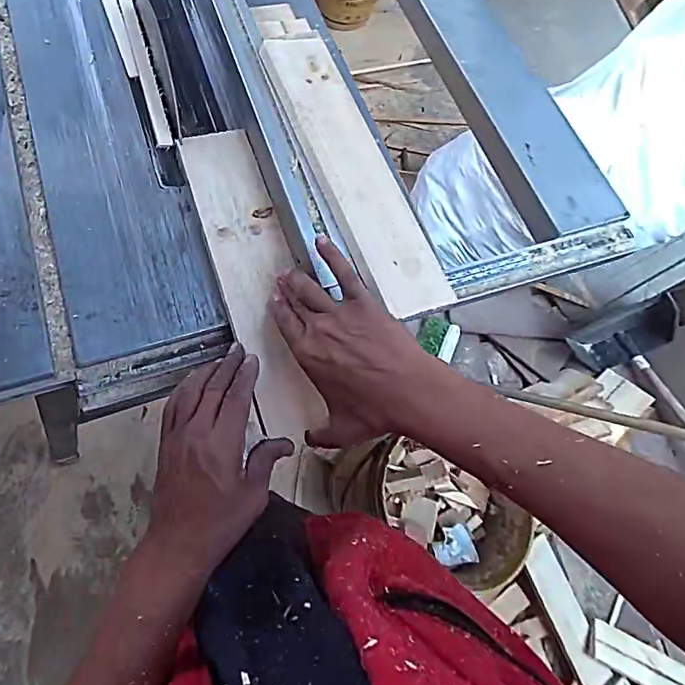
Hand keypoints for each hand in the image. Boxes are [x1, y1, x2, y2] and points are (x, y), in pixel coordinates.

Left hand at [140, 345, 293, 579]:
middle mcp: (196, 434)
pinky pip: (173, 407)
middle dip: (227, 366)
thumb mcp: (253, 496)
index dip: (244, 376)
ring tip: (218, 360)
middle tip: (238, 350)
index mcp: (221, 445)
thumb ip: (265, 461)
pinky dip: (183, 389)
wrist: (177, 544)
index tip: (252, 360)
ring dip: (205, 373)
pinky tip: (192, 383)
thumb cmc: (220, 524)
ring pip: (189, 393)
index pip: (234, 399)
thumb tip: (285, 443)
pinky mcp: (165, 444)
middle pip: (212, 389)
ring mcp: (176, 437)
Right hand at [270, 236, 459, 448]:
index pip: (285, 326)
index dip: (278, 312)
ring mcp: (340, 314)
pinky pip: (344, 274)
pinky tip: (321, 242)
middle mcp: (318, 331)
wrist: (409, 392)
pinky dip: (331, 256)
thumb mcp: (342, 429)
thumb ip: (321, 435)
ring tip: (290, 271)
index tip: (274, 303)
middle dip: (284, 292)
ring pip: (310, 288)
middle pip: (294, 304)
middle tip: (279, 283)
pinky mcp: (364, 304)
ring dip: (297, 278)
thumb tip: (310, 441)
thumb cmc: (376, 411)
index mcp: (307, 355)